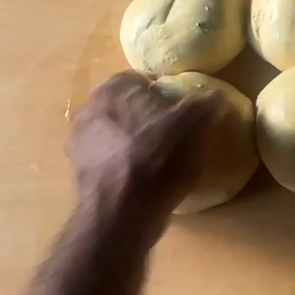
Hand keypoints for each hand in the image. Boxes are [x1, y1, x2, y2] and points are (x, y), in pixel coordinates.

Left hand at [69, 72, 219, 213]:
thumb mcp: (197, 124)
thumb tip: (216, 97)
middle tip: (173, 135)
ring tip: (161, 161)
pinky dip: (125, 166)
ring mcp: (79, 144)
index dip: (165, 95)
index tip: (182, 113)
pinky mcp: (80, 174)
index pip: (142, 80)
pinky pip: (110, 161)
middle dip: (147, 117)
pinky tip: (145, 181)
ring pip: (116, 134)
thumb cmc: (159, 159)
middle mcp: (88, 110)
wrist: (122, 214)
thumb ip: (208, 103)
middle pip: (127, 107)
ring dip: (134, 142)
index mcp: (113, 90)